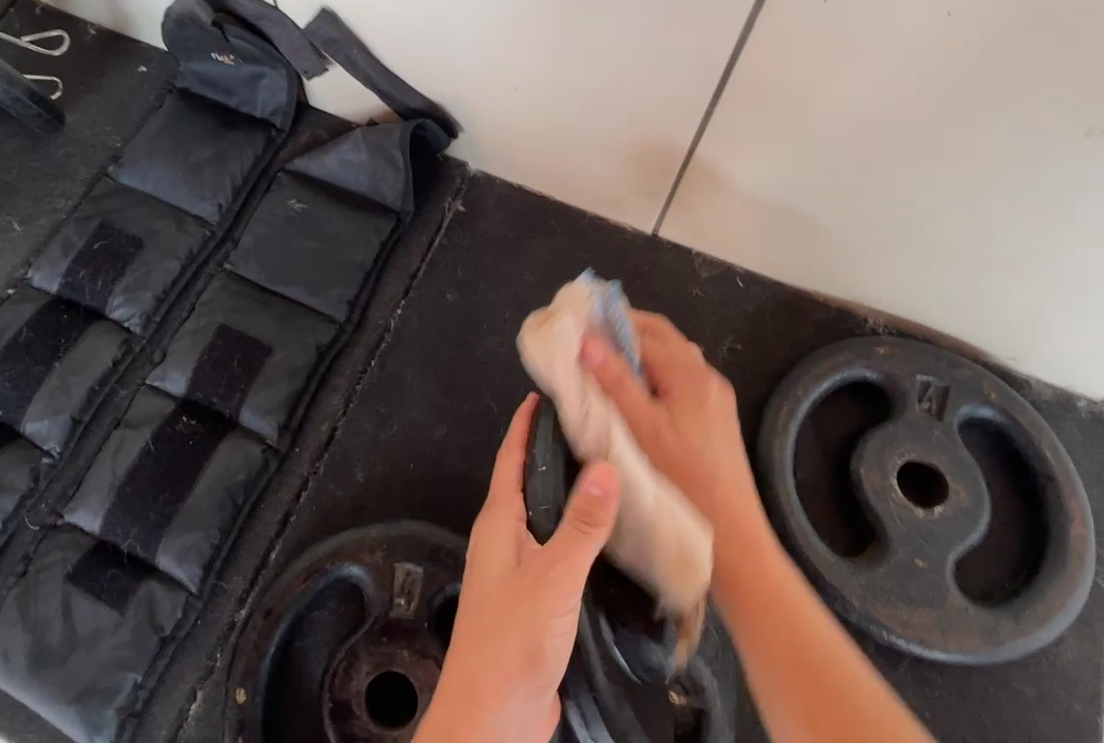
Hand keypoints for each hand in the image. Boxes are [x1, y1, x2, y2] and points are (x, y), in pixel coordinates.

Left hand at [415, 394, 620, 742]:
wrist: (494, 714)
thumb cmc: (512, 641)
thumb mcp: (552, 578)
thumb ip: (581, 525)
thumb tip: (604, 466)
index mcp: (499, 522)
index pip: (511, 457)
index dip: (525, 424)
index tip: (544, 393)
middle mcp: (505, 537)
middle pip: (529, 481)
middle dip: (554, 452)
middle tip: (592, 427)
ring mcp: (519, 567)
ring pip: (546, 515)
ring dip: (571, 493)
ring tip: (609, 472)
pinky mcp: (536, 596)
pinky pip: (558, 548)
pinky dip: (580, 532)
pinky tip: (609, 536)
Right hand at [580, 312, 765, 544]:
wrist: (731, 530)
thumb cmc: (682, 478)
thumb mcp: (642, 428)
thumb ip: (616, 381)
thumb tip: (588, 340)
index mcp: (689, 374)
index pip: (644, 332)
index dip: (610, 325)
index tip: (578, 325)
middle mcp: (706, 376)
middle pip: (663, 336)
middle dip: (627, 330)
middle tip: (590, 337)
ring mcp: (715, 395)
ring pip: (674, 356)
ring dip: (642, 350)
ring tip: (606, 361)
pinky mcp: (716, 414)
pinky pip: (682, 377)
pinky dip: (656, 371)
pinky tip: (637, 391)